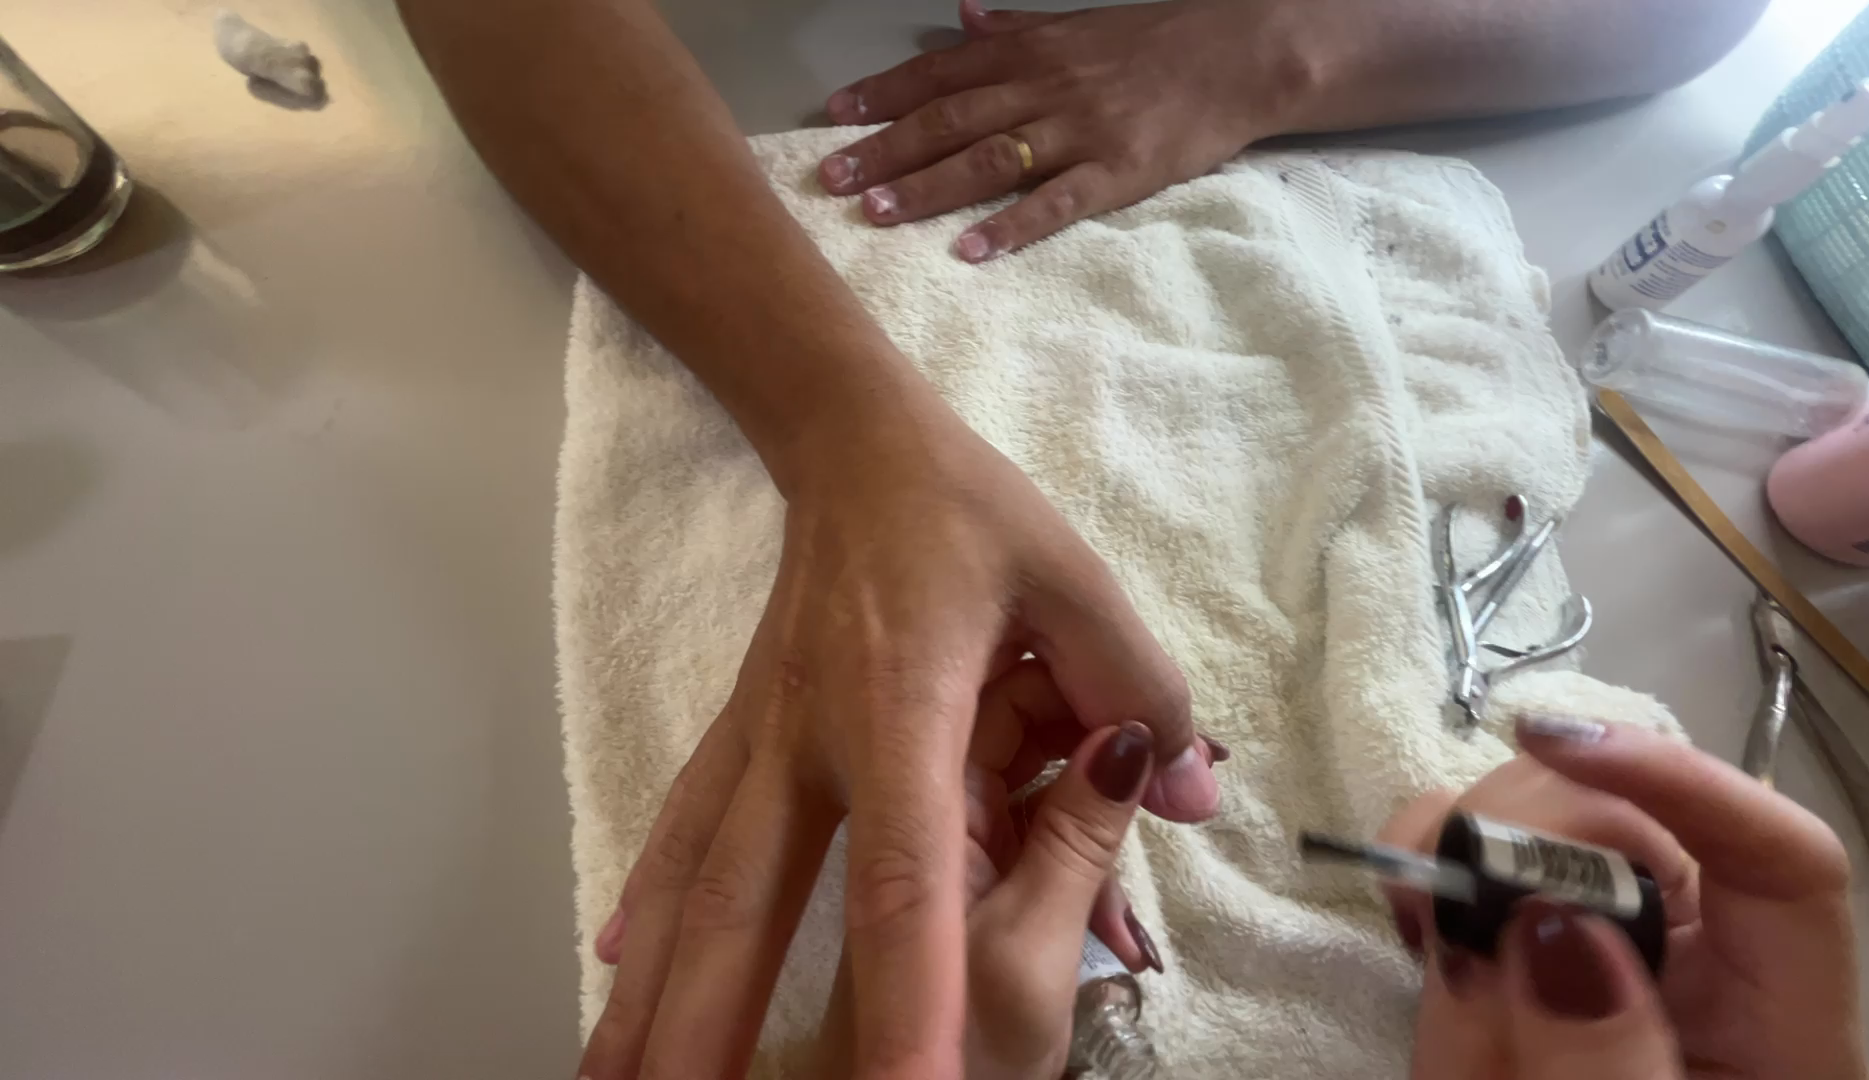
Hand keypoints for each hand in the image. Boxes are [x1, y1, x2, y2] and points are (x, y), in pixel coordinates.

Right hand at [577, 409, 1219, 1079]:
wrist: (859, 448)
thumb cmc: (966, 508)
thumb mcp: (1075, 579)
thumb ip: (1136, 685)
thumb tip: (1179, 790)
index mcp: (903, 705)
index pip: (904, 874)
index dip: (905, 1000)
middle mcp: (813, 734)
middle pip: (753, 899)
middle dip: (711, 1030)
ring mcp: (763, 728)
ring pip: (696, 872)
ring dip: (655, 984)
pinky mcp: (746, 717)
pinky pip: (687, 819)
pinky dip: (649, 898)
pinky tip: (613, 958)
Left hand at [815, 721, 1161, 1079]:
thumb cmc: (964, 1050)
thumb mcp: (1033, 945)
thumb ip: (1079, 838)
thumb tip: (1134, 736)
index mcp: (930, 792)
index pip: (1011, 699)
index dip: (1084, 700)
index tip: (1159, 735)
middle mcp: (946, 795)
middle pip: (1036, 731)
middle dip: (1108, 761)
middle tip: (1177, 791)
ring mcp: (972, 833)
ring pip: (1052, 783)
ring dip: (1107, 826)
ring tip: (1142, 884)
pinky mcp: (995, 869)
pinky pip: (1053, 833)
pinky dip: (1095, 867)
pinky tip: (1122, 925)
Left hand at [818, 0, 1303, 261]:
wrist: (1241, 53)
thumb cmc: (1152, 43)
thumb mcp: (1077, 26)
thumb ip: (1014, 28)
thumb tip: (961, 20)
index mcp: (1029, 52)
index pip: (939, 74)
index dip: (883, 96)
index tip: (835, 119)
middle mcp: (1042, 87)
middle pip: (949, 119)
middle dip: (886, 150)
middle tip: (833, 180)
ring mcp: (1078, 131)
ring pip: (989, 158)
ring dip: (930, 187)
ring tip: (879, 213)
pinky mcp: (1115, 173)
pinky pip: (1055, 203)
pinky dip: (1011, 226)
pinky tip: (971, 250)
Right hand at [1387, 716, 1864, 1079]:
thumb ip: (1598, 1061)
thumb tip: (1547, 920)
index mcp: (1767, 1017)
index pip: (1774, 856)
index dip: (1675, 778)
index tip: (1544, 744)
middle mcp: (1684, 944)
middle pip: (1620, 810)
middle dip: (1514, 824)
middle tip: (1441, 896)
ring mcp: (1586, 917)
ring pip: (1531, 805)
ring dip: (1454, 835)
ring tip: (1417, 914)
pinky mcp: (1509, 912)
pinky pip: (1466, 831)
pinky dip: (1420, 841)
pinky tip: (1407, 896)